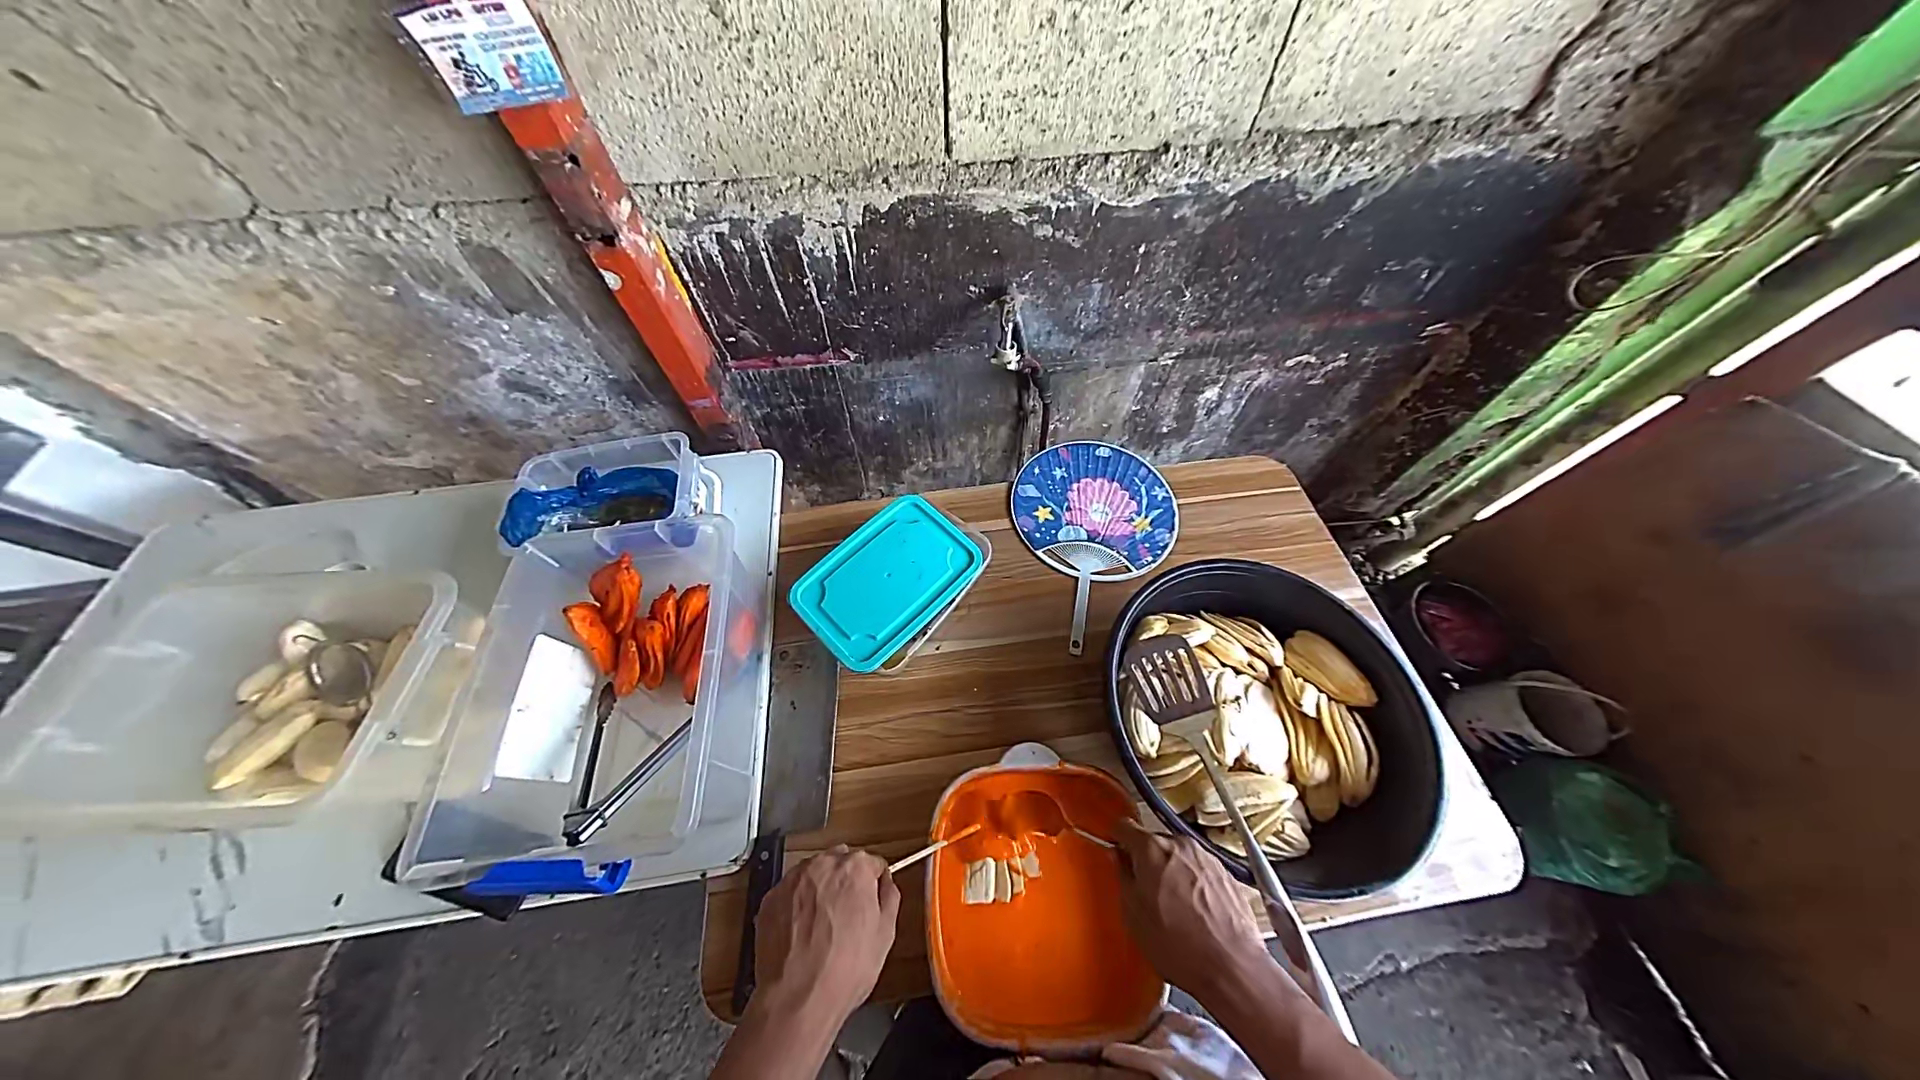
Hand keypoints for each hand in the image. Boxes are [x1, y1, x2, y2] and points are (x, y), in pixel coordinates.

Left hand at [751, 845, 900, 1024]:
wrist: (796, 999)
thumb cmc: (840, 971)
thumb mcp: (884, 934)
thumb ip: (890, 897)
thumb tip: (886, 885)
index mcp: (855, 868)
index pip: (871, 862)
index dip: (874, 883)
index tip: (872, 898)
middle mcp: (822, 865)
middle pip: (840, 863)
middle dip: (846, 883)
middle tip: (848, 915)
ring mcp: (793, 880)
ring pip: (814, 876)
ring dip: (820, 891)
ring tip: (823, 928)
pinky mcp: (771, 898)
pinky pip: (791, 893)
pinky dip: (797, 906)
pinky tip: (803, 933)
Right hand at [1114, 820, 1284, 1003]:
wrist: (1232, 968)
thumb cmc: (1183, 946)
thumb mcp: (1133, 914)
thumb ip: (1123, 877)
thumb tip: (1121, 863)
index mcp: (1152, 848)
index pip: (1125, 826)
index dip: (1116, 838)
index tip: (1115, 848)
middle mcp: (1181, 845)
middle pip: (1154, 842)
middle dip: (1147, 862)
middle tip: (1143, 891)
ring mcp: (1208, 858)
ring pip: (1179, 858)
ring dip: (1172, 873)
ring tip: (1173, 909)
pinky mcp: (1227, 876)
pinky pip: (1201, 872)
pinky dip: (1195, 885)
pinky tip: (1194, 915)